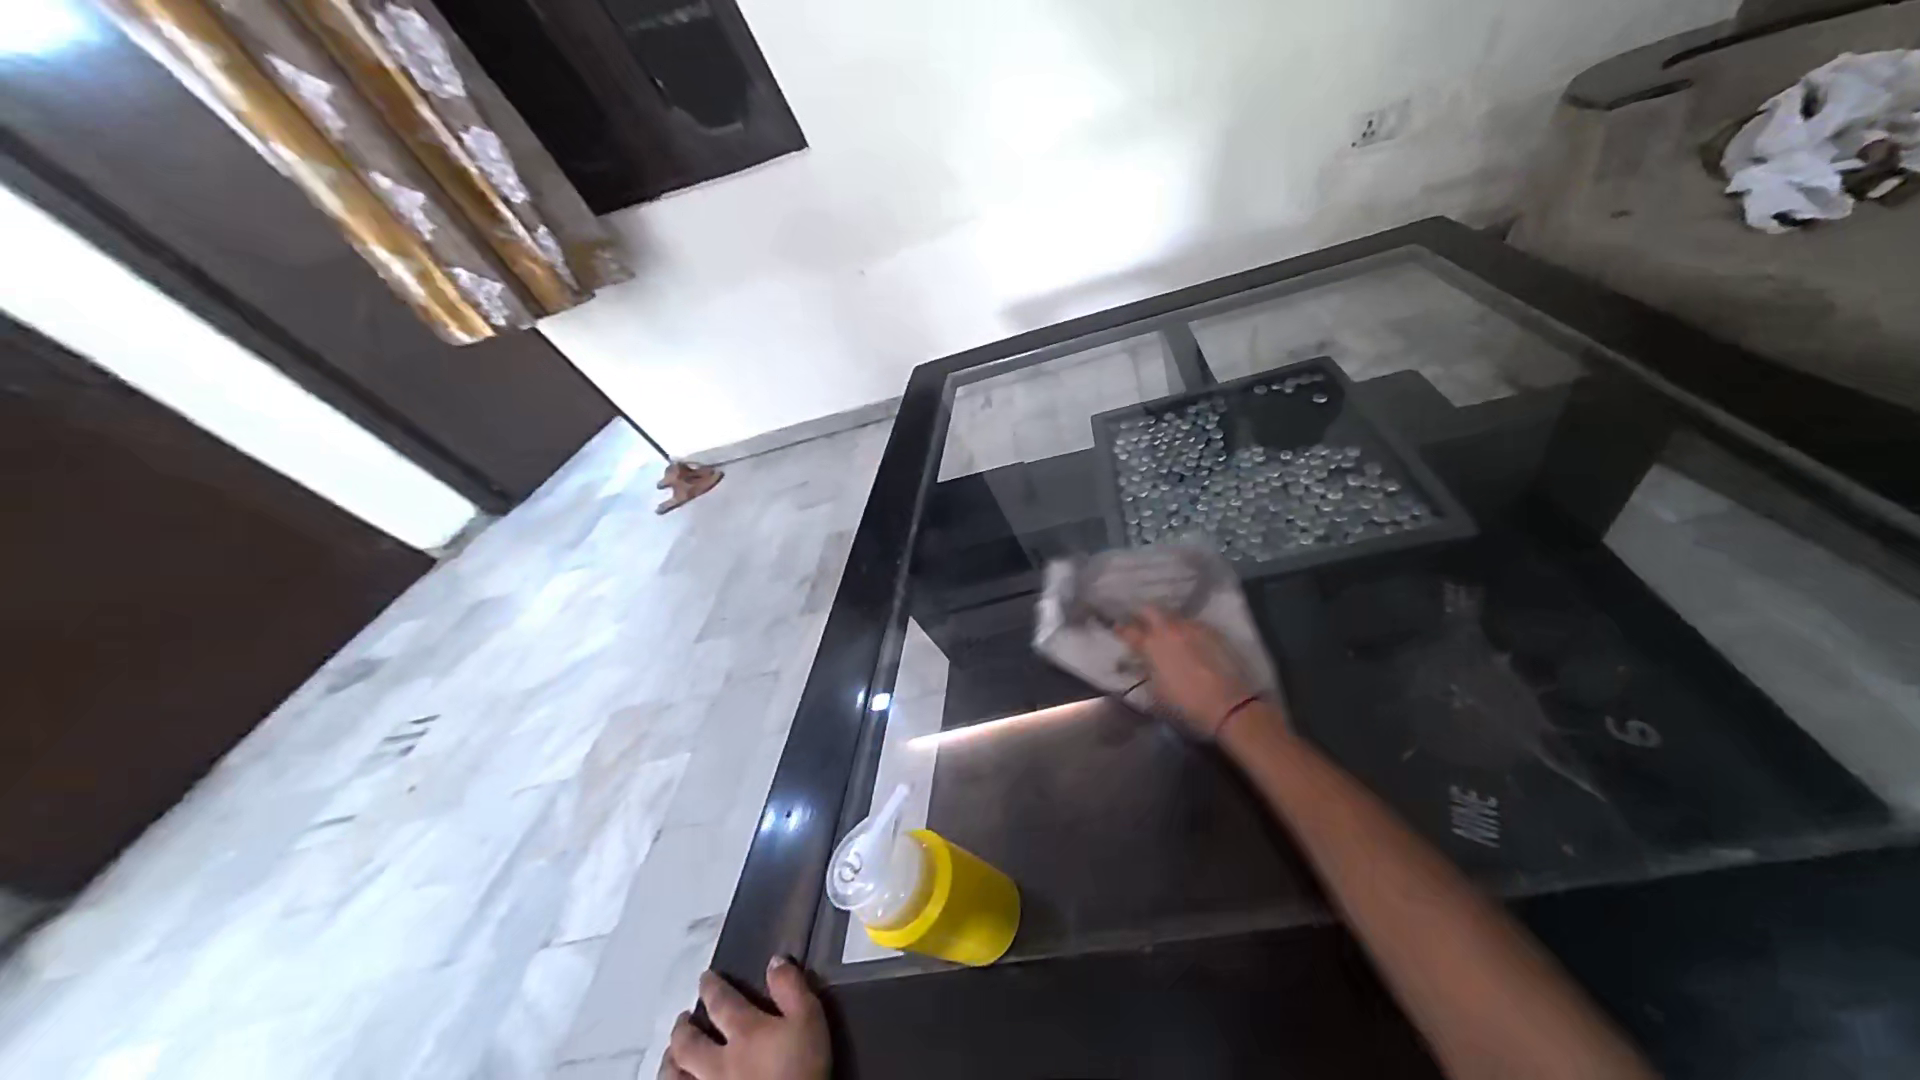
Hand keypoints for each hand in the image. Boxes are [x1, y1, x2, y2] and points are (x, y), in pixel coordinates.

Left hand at [661, 957, 828, 1079]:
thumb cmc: (803, 1069)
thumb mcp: (809, 1019)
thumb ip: (791, 987)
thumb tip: (773, 960)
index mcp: (744, 1032)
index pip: (721, 1002)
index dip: (711, 987)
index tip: (704, 977)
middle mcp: (717, 1063)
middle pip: (688, 1044)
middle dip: (682, 1028)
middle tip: (682, 1019)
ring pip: (674, 1078)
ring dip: (669, 1063)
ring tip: (671, 1056)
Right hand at [1115, 607, 1265, 737]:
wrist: (1229, 706)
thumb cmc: (1185, 705)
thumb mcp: (1155, 694)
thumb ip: (1145, 674)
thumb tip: (1140, 665)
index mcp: (1151, 646)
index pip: (1128, 630)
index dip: (1120, 629)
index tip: (1116, 628)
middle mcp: (1169, 630)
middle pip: (1150, 610)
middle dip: (1142, 615)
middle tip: (1142, 625)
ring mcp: (1193, 628)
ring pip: (1174, 616)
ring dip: (1167, 622)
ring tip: (1168, 635)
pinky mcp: (1213, 632)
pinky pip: (1193, 624)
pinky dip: (1186, 630)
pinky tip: (1190, 642)